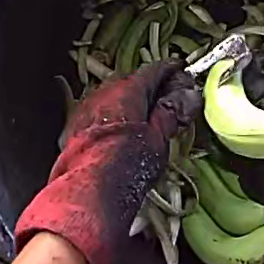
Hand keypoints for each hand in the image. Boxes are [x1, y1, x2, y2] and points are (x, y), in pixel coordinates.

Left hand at [13, 61, 200, 263]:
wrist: (86, 194)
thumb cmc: (125, 166)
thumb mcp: (159, 138)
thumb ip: (173, 112)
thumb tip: (188, 95)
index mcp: (128, 90)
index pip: (154, 69)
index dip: (171, 70)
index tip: (181, 72)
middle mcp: (104, 92)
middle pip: (133, 81)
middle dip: (151, 87)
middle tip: (169, 98)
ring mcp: (87, 108)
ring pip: (115, 97)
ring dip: (132, 102)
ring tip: (148, 117)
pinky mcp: (75, 126)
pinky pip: (101, 112)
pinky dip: (116, 116)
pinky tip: (124, 132)